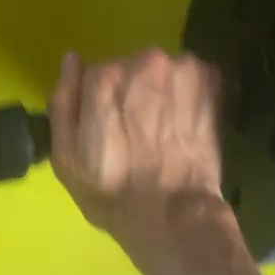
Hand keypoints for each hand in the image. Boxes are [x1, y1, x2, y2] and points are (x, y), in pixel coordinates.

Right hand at [50, 49, 237, 274]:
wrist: (169, 213)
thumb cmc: (110, 194)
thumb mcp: (67, 161)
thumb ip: (64, 105)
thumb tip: (71, 61)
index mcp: (103, 79)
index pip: (94, 78)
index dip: (97, 108)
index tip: (104, 135)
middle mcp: (142, 61)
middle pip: (129, 70)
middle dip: (128, 97)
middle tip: (133, 138)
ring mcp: (180, 67)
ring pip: (159, 74)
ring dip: (157, 96)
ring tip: (159, 135)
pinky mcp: (209, 78)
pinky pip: (189, 79)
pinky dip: (185, 97)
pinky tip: (181, 128)